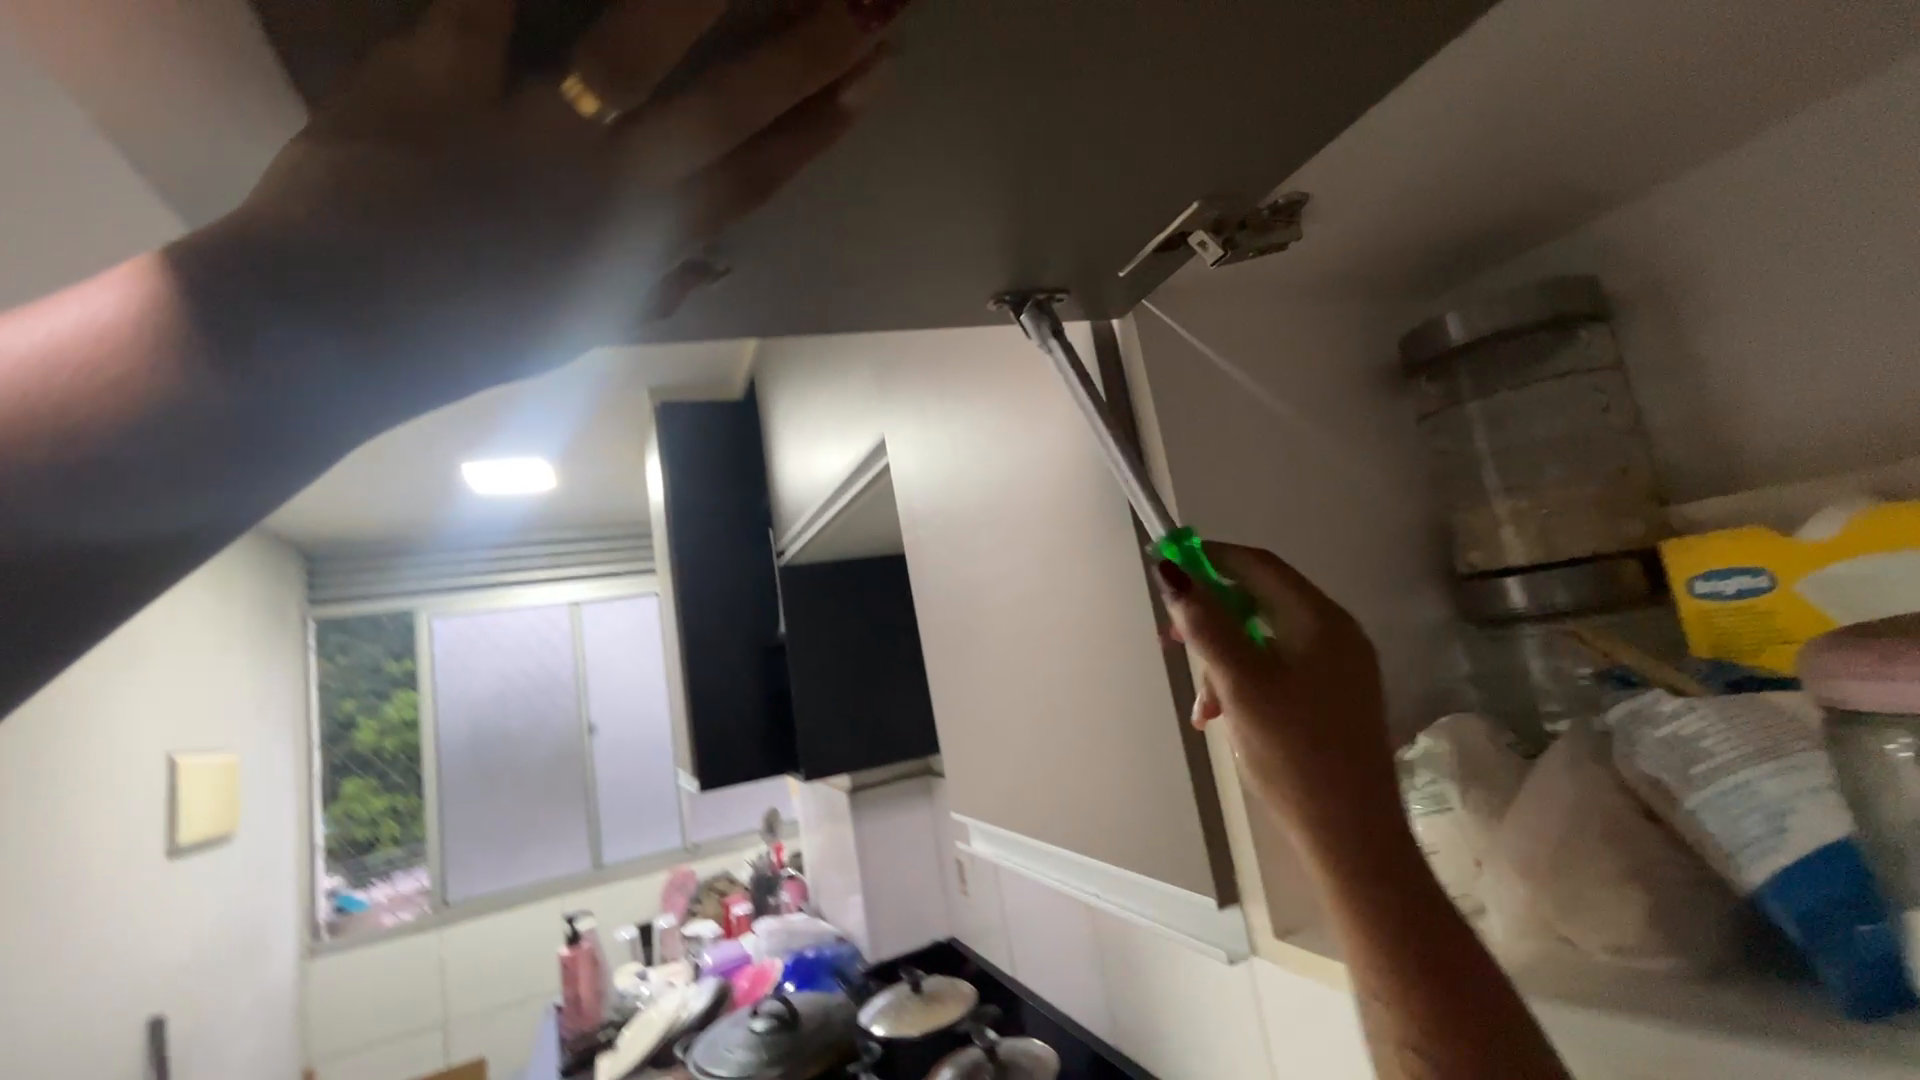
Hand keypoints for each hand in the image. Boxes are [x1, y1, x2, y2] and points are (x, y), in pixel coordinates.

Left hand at [172, 0, 891, 429]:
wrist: (342, 336)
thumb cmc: (474, 338)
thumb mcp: (584, 324)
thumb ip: (657, 286)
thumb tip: (721, 260)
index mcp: (643, 244)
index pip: (755, 179)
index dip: (816, 130)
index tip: (867, 86)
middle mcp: (613, 184)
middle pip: (727, 112)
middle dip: (803, 57)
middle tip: (863, 7)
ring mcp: (533, 130)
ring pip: (634, 47)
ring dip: (703, 0)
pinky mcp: (438, 80)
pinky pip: (477, 2)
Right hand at [1155, 543, 1396, 832]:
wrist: (1351, 834)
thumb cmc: (1293, 752)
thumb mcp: (1239, 682)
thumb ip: (1205, 624)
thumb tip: (1171, 571)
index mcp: (1320, 620)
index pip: (1258, 565)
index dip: (1208, 559)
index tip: (1165, 569)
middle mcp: (1335, 634)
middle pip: (1258, 602)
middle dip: (1210, 618)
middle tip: (1171, 642)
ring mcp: (1338, 667)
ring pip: (1263, 639)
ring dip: (1222, 660)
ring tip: (1203, 705)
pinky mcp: (1332, 697)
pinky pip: (1277, 668)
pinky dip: (1244, 681)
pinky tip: (1223, 716)